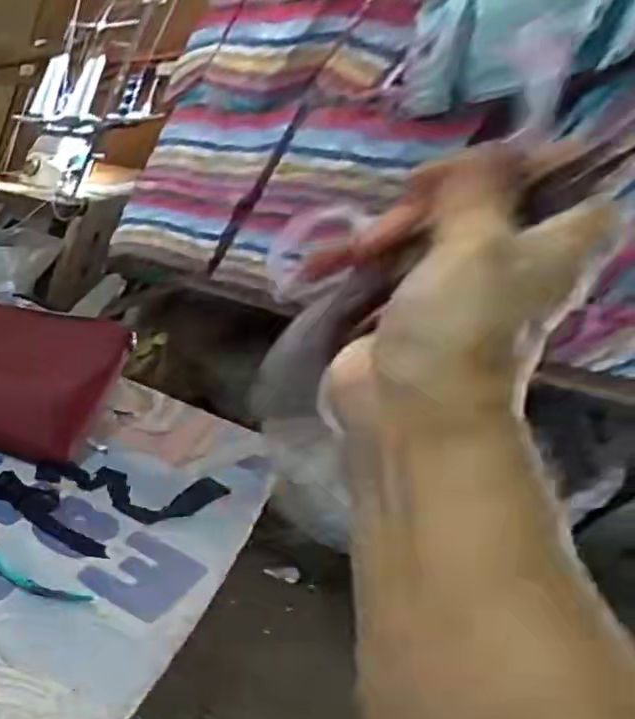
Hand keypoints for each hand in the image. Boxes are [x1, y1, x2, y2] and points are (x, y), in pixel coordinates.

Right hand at [324, 145, 623, 434]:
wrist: (407, 404)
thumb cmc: (457, 325)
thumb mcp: (476, 244)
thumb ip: (476, 189)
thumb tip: (474, 150)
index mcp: (565, 231)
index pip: (547, 170)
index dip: (492, 165)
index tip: (437, 178)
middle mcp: (515, 252)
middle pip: (468, 202)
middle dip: (414, 211)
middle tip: (378, 234)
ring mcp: (453, 283)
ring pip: (416, 235)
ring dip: (370, 240)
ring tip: (336, 259)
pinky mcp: (401, 308)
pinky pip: (380, 270)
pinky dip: (349, 267)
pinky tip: (316, 271)